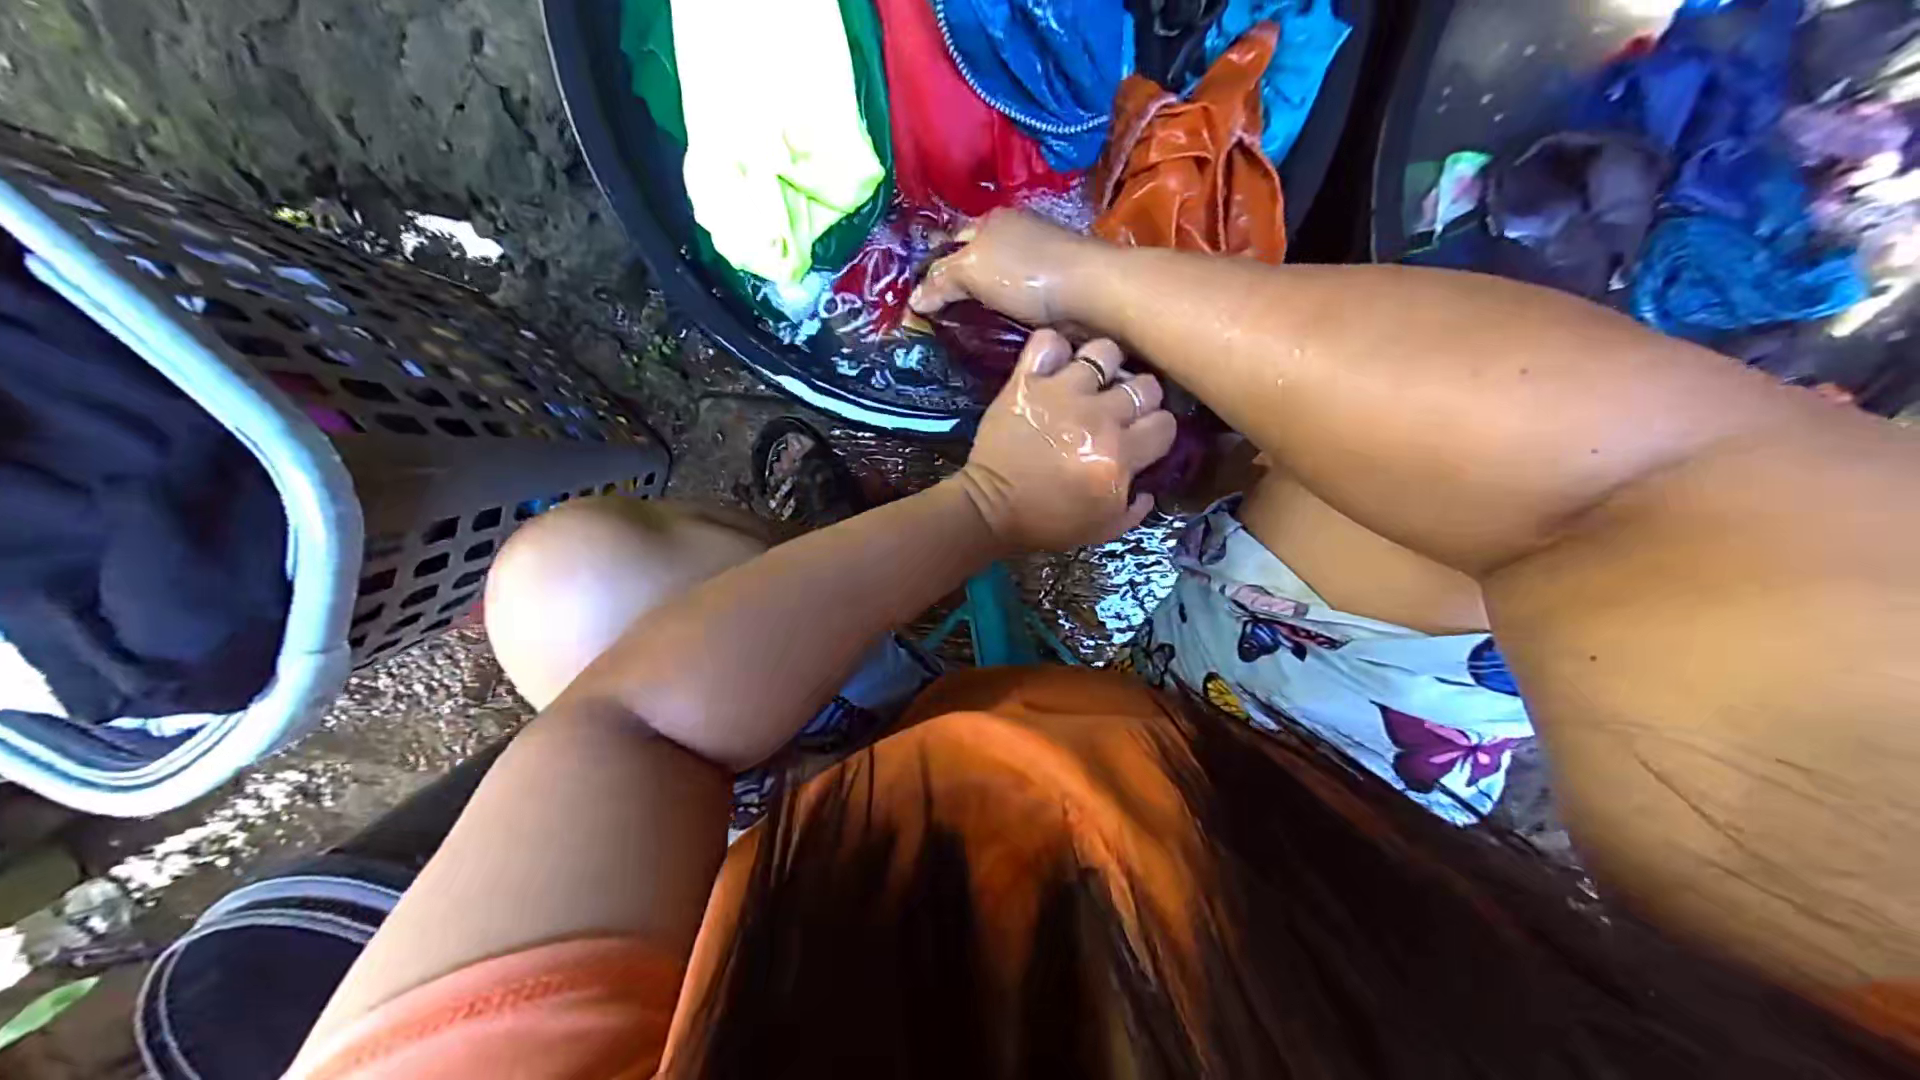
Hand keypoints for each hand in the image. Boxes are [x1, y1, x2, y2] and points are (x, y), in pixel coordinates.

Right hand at [910, 210, 1098, 325]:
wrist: (1091, 293)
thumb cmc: (1027, 273)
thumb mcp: (971, 270)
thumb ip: (940, 281)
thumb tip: (914, 301)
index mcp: (991, 221)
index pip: (951, 243)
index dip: (934, 270)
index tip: (922, 302)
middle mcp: (1014, 236)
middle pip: (975, 265)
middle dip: (959, 290)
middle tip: (942, 324)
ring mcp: (1037, 263)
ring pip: (997, 288)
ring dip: (984, 309)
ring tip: (967, 336)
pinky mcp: (1055, 290)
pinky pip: (1019, 305)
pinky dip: (1007, 319)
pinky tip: (998, 336)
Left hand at [950, 329, 1176, 551]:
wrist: (991, 510)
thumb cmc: (1048, 521)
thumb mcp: (1103, 528)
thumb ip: (1135, 507)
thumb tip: (1149, 485)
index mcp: (1120, 455)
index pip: (1164, 424)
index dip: (1157, 431)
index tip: (1143, 438)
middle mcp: (1097, 416)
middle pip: (1144, 384)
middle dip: (1138, 397)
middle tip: (1119, 409)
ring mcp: (1061, 393)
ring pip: (1103, 352)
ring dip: (1101, 366)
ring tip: (1090, 381)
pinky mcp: (1026, 382)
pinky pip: (1048, 342)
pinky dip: (1053, 349)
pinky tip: (1052, 366)